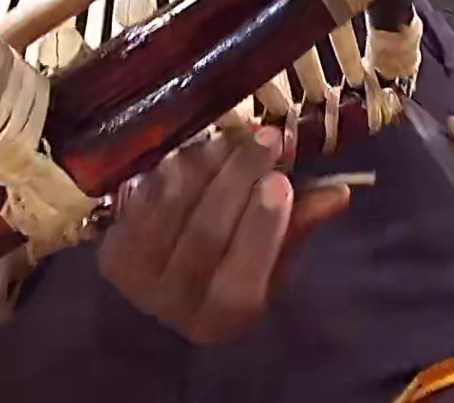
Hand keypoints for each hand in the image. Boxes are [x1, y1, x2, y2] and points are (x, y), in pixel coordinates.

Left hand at [98, 126, 349, 343]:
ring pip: (175, 202)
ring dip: (212, 158)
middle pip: (206, 233)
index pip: (239, 284)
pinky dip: (182, 160)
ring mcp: (136, 274)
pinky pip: (148, 189)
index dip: (261, 231)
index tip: (282, 182)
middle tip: (270, 136)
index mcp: (221, 318)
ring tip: (240, 135)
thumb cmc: (232, 267)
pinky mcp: (114, 242)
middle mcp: (173, 304)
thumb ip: (300, 223)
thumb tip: (339, 193)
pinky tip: (206, 147)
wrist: (161, 283)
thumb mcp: (274, 258)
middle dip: (241, 176)